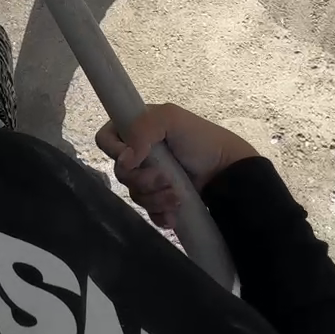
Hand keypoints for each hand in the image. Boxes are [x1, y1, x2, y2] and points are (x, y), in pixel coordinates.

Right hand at [95, 103, 258, 228]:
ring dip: (155, 198)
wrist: (228, 172)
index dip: (114, 151)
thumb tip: (125, 160)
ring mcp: (149, 178)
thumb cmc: (200, 139)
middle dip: (143, 179)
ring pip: (134, 194)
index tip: (133, 159)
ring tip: (177, 195)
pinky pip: (148, 213)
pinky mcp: (160, 200)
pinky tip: (175, 213)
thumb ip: (141, 129)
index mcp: (135, 130)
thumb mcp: (170, 119)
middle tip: (165, 179)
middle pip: (120, 172)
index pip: (105, 140)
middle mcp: (138, 154)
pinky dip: (160, 214)